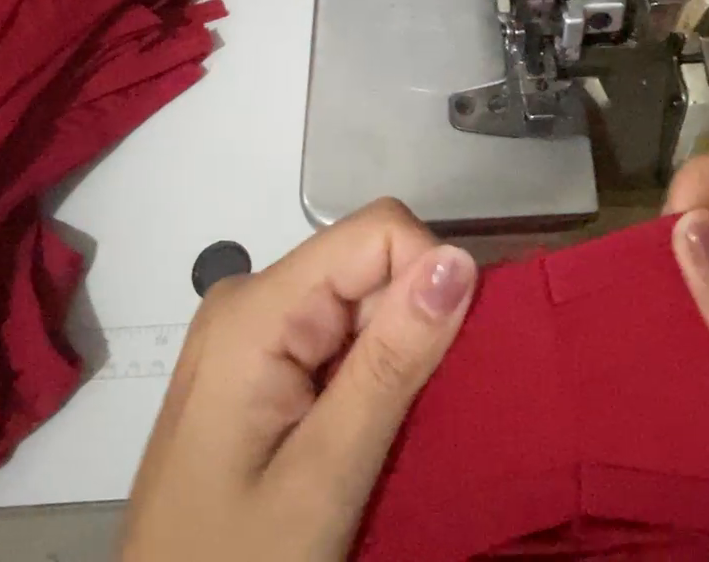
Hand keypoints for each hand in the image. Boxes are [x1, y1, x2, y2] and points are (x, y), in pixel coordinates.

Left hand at [121, 199, 477, 560]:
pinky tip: (359, 429)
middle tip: (400, 420)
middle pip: (369, 263)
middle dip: (410, 326)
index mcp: (255, 309)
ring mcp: (252, 328)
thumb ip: (391, 361)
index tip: (437, 364)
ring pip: (362, 299)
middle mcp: (250, 297)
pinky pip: (340, 332)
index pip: (377, 232)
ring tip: (381, 434)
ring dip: (392, 355)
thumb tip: (458, 257)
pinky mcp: (260, 358)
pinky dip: (370, 372)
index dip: (427, 279)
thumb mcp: (325, 475)